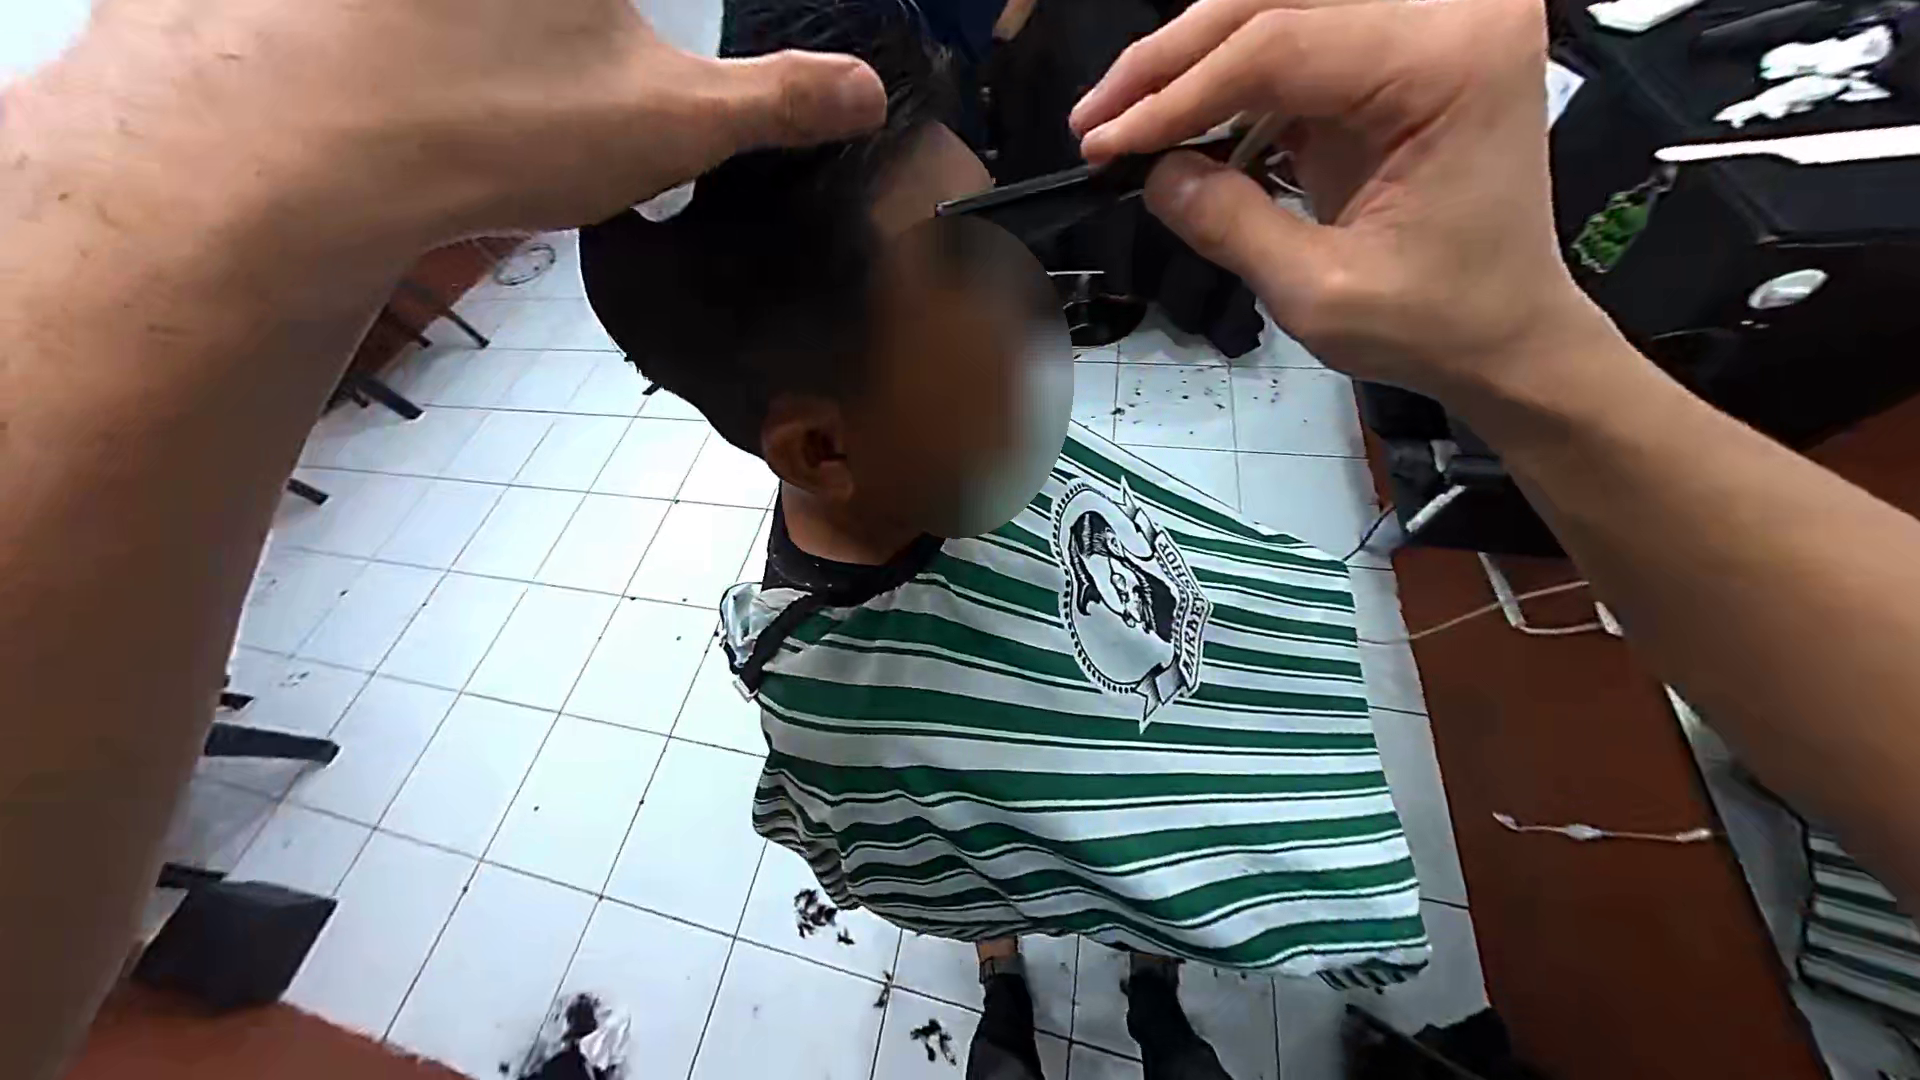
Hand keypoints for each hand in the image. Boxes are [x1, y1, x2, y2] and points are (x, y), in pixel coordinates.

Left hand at [10, 0, 885, 245]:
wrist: (299, 149)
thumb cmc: (506, 121)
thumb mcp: (672, 121)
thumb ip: (778, 101)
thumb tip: (870, 91)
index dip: (660, 49)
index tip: (656, 91)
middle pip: (618, 12)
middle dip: (627, 39)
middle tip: (627, 87)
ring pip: (568, 16)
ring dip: (582, 36)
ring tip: (567, 78)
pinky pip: (485, 19)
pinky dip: (528, 33)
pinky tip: (511, 61)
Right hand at [1070, 0, 1613, 404]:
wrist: (1499, 333)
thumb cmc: (1425, 322)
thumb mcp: (1315, 290)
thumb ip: (1231, 225)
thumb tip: (1154, 174)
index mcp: (1445, 58)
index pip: (1278, 45)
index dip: (1176, 96)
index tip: (1101, 144)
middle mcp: (1447, 12)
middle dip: (1172, 57)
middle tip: (1094, 112)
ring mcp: (1423, 32)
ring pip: (1279, 12)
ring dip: (1191, 62)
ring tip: (1122, 114)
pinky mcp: (1395, 67)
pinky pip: (1294, 54)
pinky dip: (1227, 89)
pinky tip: (1179, 125)